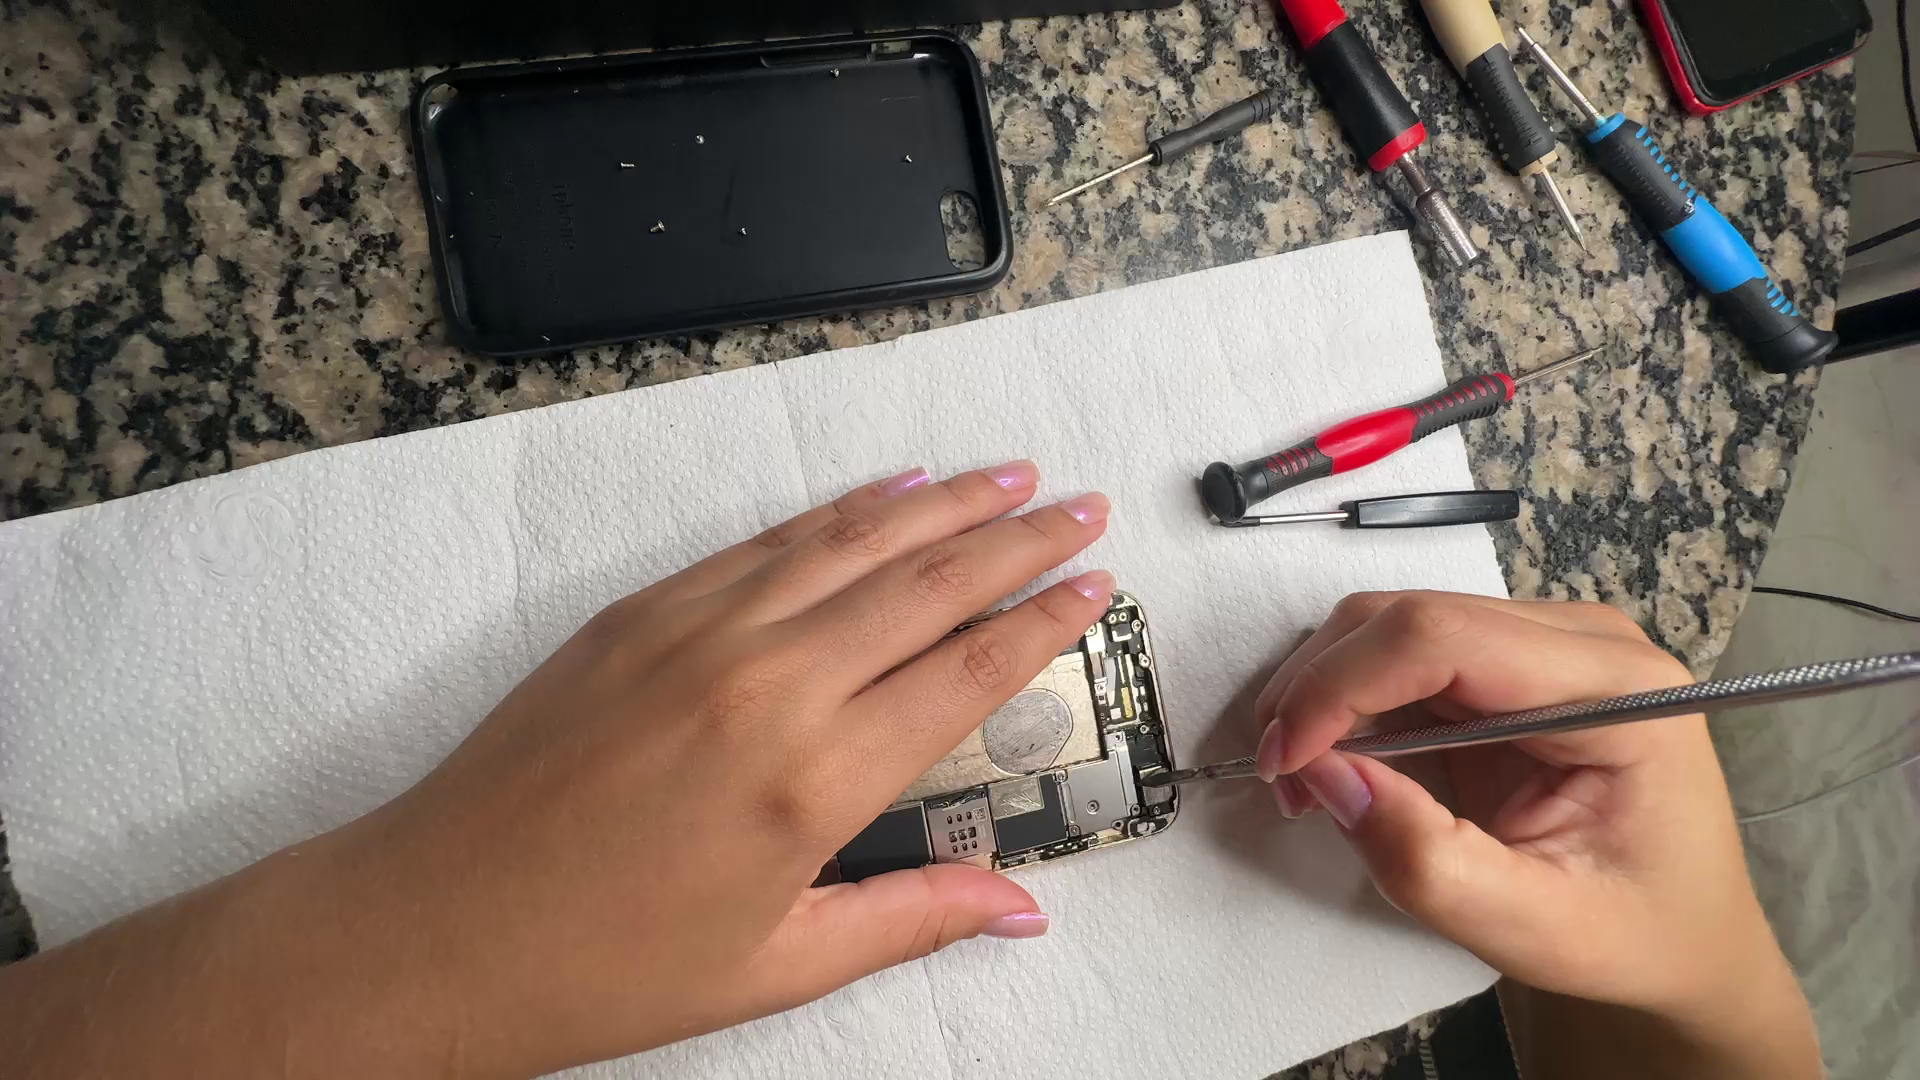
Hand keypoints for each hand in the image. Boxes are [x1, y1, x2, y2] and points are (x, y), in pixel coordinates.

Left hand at [0, 461, 1115, 1078]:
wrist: (428, 925)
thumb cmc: (611, 962)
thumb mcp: (779, 964)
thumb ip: (916, 917)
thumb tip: (1027, 911)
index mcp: (818, 779)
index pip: (968, 672)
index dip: (1044, 622)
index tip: (1095, 583)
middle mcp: (777, 680)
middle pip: (932, 586)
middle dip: (1022, 540)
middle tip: (1083, 507)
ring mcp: (711, 625)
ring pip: (861, 540)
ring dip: (949, 503)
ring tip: (1013, 477)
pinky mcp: (657, 602)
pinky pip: (778, 537)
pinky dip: (850, 506)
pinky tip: (899, 484)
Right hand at [1253, 592, 1818, 1078]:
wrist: (1674, 924)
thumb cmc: (1630, 933)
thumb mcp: (1535, 929)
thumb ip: (1428, 861)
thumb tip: (1326, 776)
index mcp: (1616, 691)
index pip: (1438, 637)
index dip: (1338, 685)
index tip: (1287, 761)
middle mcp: (1572, 638)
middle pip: (1394, 619)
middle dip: (1314, 690)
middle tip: (1285, 776)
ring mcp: (1526, 635)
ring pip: (1373, 624)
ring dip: (1315, 692)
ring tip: (1305, 771)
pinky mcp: (1486, 652)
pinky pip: (1379, 647)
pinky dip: (1332, 696)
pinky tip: (1330, 751)